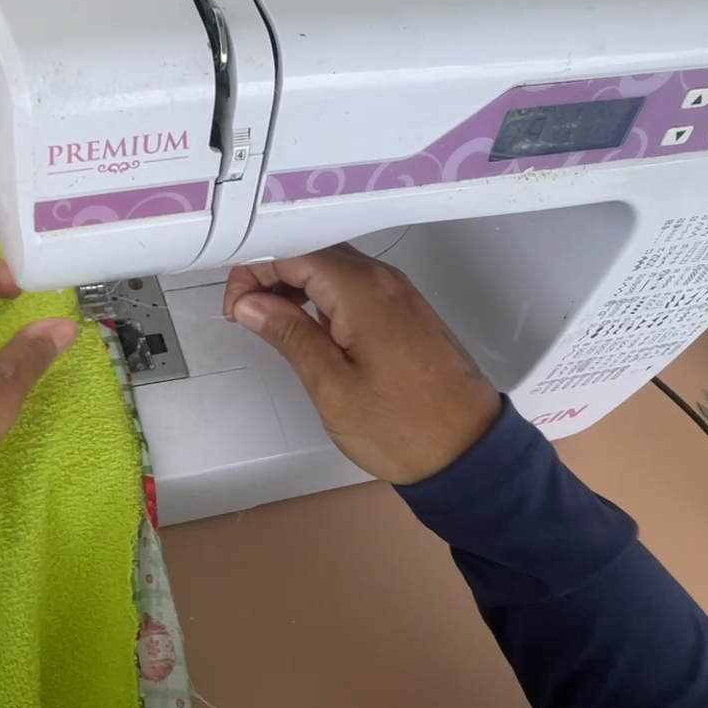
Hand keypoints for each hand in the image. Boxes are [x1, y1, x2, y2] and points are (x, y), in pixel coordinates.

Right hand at [223, 244, 502, 484]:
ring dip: (293, 284)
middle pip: (313, 252)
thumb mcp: (332, 386)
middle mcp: (383, 280)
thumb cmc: (401, 428)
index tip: (235, 307)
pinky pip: (351, 286)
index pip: (294, 252)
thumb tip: (251, 303)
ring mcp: (397, 293)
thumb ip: (289, 335)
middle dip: (270, 273)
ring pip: (331, 268)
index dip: (255, 270)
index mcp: (363, 291)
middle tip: (244, 314)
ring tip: (268, 322)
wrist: (471, 456)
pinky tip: (305, 324)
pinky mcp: (403, 311)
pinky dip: (320, 295)